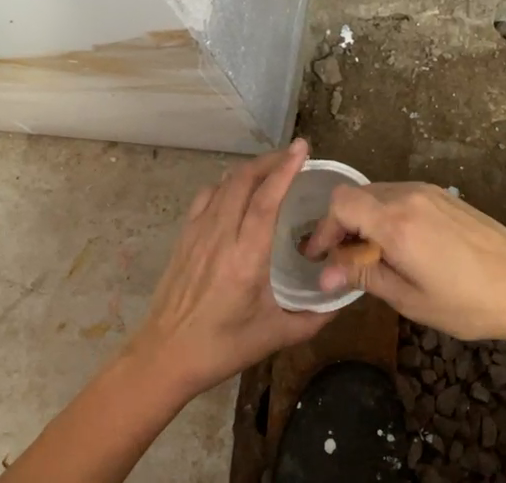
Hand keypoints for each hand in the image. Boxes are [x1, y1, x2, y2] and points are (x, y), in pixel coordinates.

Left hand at [124, 139, 332, 397]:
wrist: (164, 357)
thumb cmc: (221, 348)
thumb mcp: (273, 336)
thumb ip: (312, 318)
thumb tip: (341, 300)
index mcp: (245, 258)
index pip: (265, 201)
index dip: (284, 170)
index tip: (301, 149)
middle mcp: (220, 236)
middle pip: (243, 181)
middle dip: (269, 161)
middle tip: (293, 156)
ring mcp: (197, 233)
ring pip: (223, 184)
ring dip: (249, 170)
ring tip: (270, 169)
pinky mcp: (184, 237)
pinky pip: (206, 197)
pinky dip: (226, 184)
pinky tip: (236, 190)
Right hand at [302, 182, 505, 342]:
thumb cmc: (468, 302)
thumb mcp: (411, 299)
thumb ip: (365, 277)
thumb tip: (324, 273)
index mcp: (396, 222)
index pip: (341, 203)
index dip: (324, 228)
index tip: (318, 256)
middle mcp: (408, 196)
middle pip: (356, 196)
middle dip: (341, 226)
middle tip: (341, 262)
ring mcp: (428, 191)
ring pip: (377, 194)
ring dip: (364, 220)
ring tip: (370, 258)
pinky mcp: (443, 195)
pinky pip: (400, 196)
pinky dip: (386, 215)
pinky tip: (398, 246)